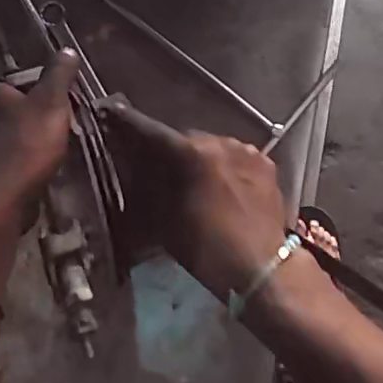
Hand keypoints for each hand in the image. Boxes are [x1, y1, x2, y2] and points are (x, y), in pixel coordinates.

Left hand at [0, 50, 82, 235]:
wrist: (0, 201)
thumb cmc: (27, 145)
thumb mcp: (51, 103)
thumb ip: (59, 75)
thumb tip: (66, 49)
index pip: (17, 79)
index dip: (41, 86)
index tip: (62, 98)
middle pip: (15, 107)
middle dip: (38, 114)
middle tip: (65, 123)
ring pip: (12, 134)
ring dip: (32, 139)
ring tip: (57, 147)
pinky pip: (10, 159)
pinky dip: (25, 161)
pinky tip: (41, 169)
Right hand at [98, 97, 289, 299]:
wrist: (262, 266)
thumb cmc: (207, 249)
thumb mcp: (165, 222)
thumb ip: (149, 188)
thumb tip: (137, 169)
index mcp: (193, 153)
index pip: (153, 132)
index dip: (131, 125)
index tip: (115, 115)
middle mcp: (222, 141)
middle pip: (187, 139)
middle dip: (174, 152)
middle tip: (164, 172)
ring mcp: (248, 151)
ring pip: (215, 147)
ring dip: (204, 159)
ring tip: (199, 183)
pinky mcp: (268, 164)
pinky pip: (238, 158)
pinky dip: (228, 168)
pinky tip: (226, 188)